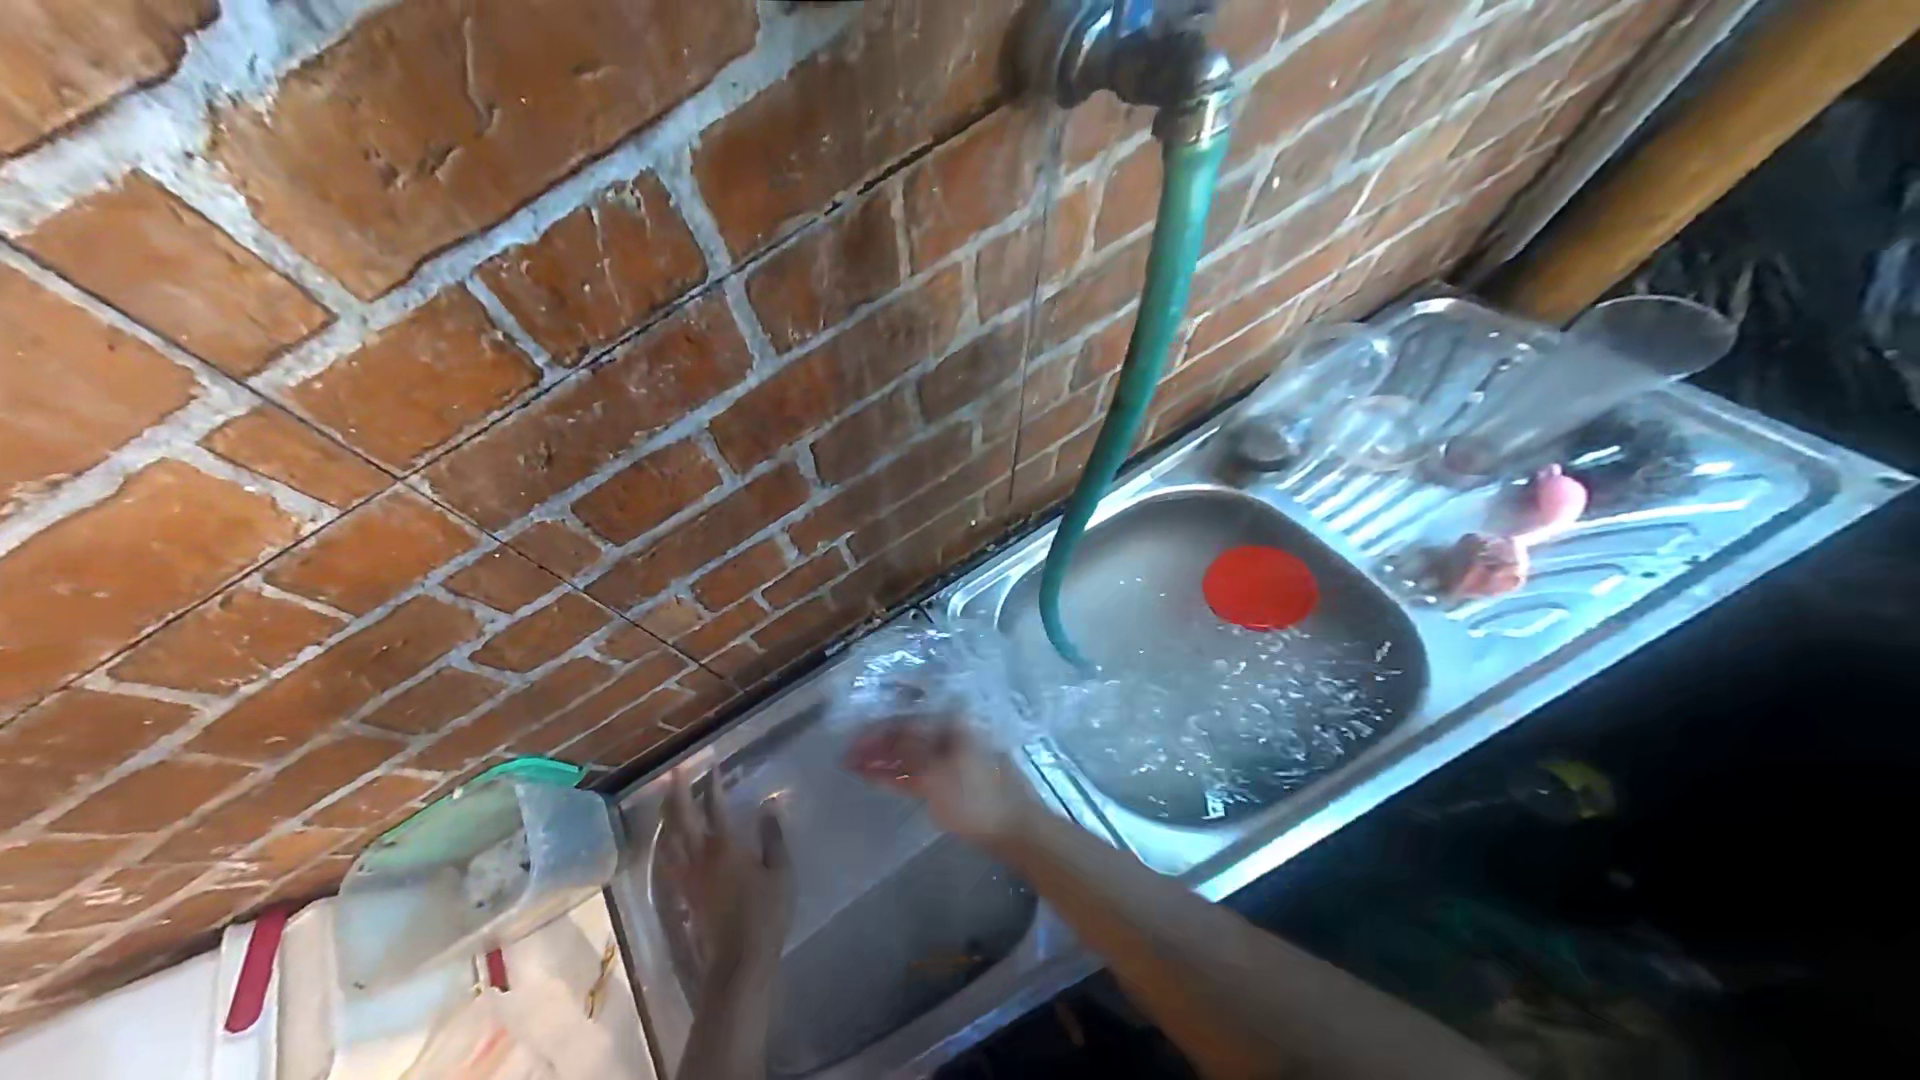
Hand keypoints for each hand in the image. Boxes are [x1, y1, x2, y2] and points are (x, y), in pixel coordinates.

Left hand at [658, 769, 792, 989]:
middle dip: (678, 791)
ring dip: (667, 814)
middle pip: (682, 818)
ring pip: (670, 838)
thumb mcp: (781, 872)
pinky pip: (668, 859)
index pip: (715, 807)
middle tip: (676, 770)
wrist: (739, 962)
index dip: (713, 784)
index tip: (712, 764)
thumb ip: (773, 837)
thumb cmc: (766, 914)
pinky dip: (666, 842)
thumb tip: (768, 806)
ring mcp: (688, 876)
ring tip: (666, 797)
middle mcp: (700, 857)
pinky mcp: (684, 894)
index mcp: (725, 847)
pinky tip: (666, 840)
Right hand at [842, 717, 1040, 844]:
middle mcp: (951, 736)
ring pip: (913, 757)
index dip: (873, 735)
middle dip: (876, 747)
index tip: (848, 748)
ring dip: (885, 762)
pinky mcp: (956, 782)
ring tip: (857, 770)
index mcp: (950, 726)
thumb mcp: (936, 772)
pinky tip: (880, 781)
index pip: (902, 724)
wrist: (1017, 827)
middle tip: (847, 760)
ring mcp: (955, 759)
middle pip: (907, 738)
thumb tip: (884, 736)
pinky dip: (900, 776)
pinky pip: (922, 774)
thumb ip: (907, 751)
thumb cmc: (975, 797)